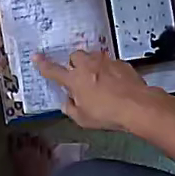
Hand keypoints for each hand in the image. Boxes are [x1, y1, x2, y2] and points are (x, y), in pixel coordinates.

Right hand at [34, 49, 155, 130]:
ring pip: (93, 56)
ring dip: (91, 64)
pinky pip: (109, 62)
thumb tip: (68, 103)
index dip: (43, 64)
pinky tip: (113, 81)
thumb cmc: (107, 113)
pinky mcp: (121, 63)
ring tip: (97, 77)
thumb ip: (71, 109)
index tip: (36, 57)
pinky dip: (108, 69)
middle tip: (78, 76)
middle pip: (75, 56)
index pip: (53, 70)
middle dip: (74, 63)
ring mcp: (106, 62)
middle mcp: (88, 66)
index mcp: (74, 79)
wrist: (137, 105)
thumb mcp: (83, 119)